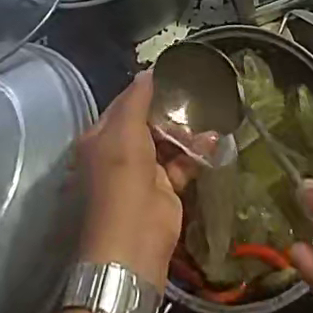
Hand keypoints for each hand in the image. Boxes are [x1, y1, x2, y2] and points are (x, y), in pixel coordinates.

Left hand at [71, 70, 213, 287]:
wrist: (135, 240)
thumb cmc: (122, 177)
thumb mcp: (124, 130)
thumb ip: (136, 99)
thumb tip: (147, 72)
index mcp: (100, 138)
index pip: (123, 104)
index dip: (144, 89)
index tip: (168, 73)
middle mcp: (118, 152)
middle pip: (146, 121)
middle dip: (168, 109)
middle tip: (191, 94)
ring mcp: (142, 171)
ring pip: (166, 141)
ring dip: (185, 130)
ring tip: (205, 116)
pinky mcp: (164, 188)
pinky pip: (181, 161)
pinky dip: (195, 151)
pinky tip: (212, 140)